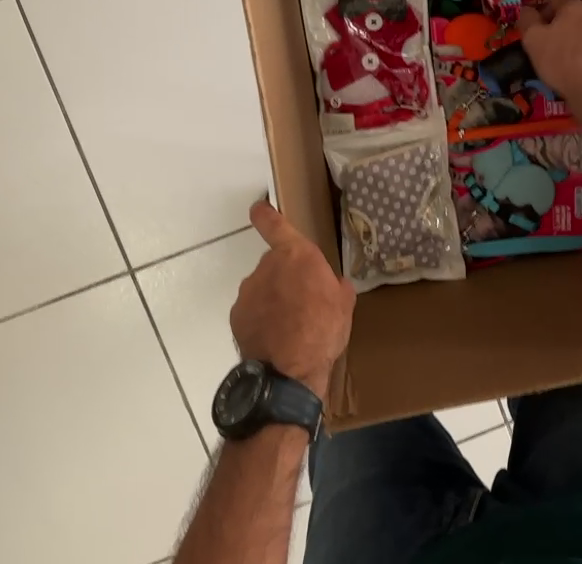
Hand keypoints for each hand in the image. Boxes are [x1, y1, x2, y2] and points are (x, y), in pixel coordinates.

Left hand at [231, 201, 355, 399]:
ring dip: (273, 299)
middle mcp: (267, 266)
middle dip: (286, 277)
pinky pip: (252, 310)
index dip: (265, 214)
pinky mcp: (237, 315)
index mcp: (296, 255)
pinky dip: (261, 319)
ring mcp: (249, 291)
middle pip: (275, 264)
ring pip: (263, 288)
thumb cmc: (323, 330)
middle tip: (303, 302)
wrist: (289, 372)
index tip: (259, 208)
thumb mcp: (344, 304)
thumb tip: (333, 284)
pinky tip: (275, 338)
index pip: (274, 224)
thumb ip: (336, 285)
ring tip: (290, 326)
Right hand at [516, 0, 581, 107]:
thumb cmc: (560, 61)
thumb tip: (527, 10)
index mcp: (575, 6)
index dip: (539, 15)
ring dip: (572, 42)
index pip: (553, 1)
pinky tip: (577, 70)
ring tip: (561, 62)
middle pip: (570, 17)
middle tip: (545, 48)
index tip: (533, 33)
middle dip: (557, 29)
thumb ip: (527, 19)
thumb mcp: (532, 39)